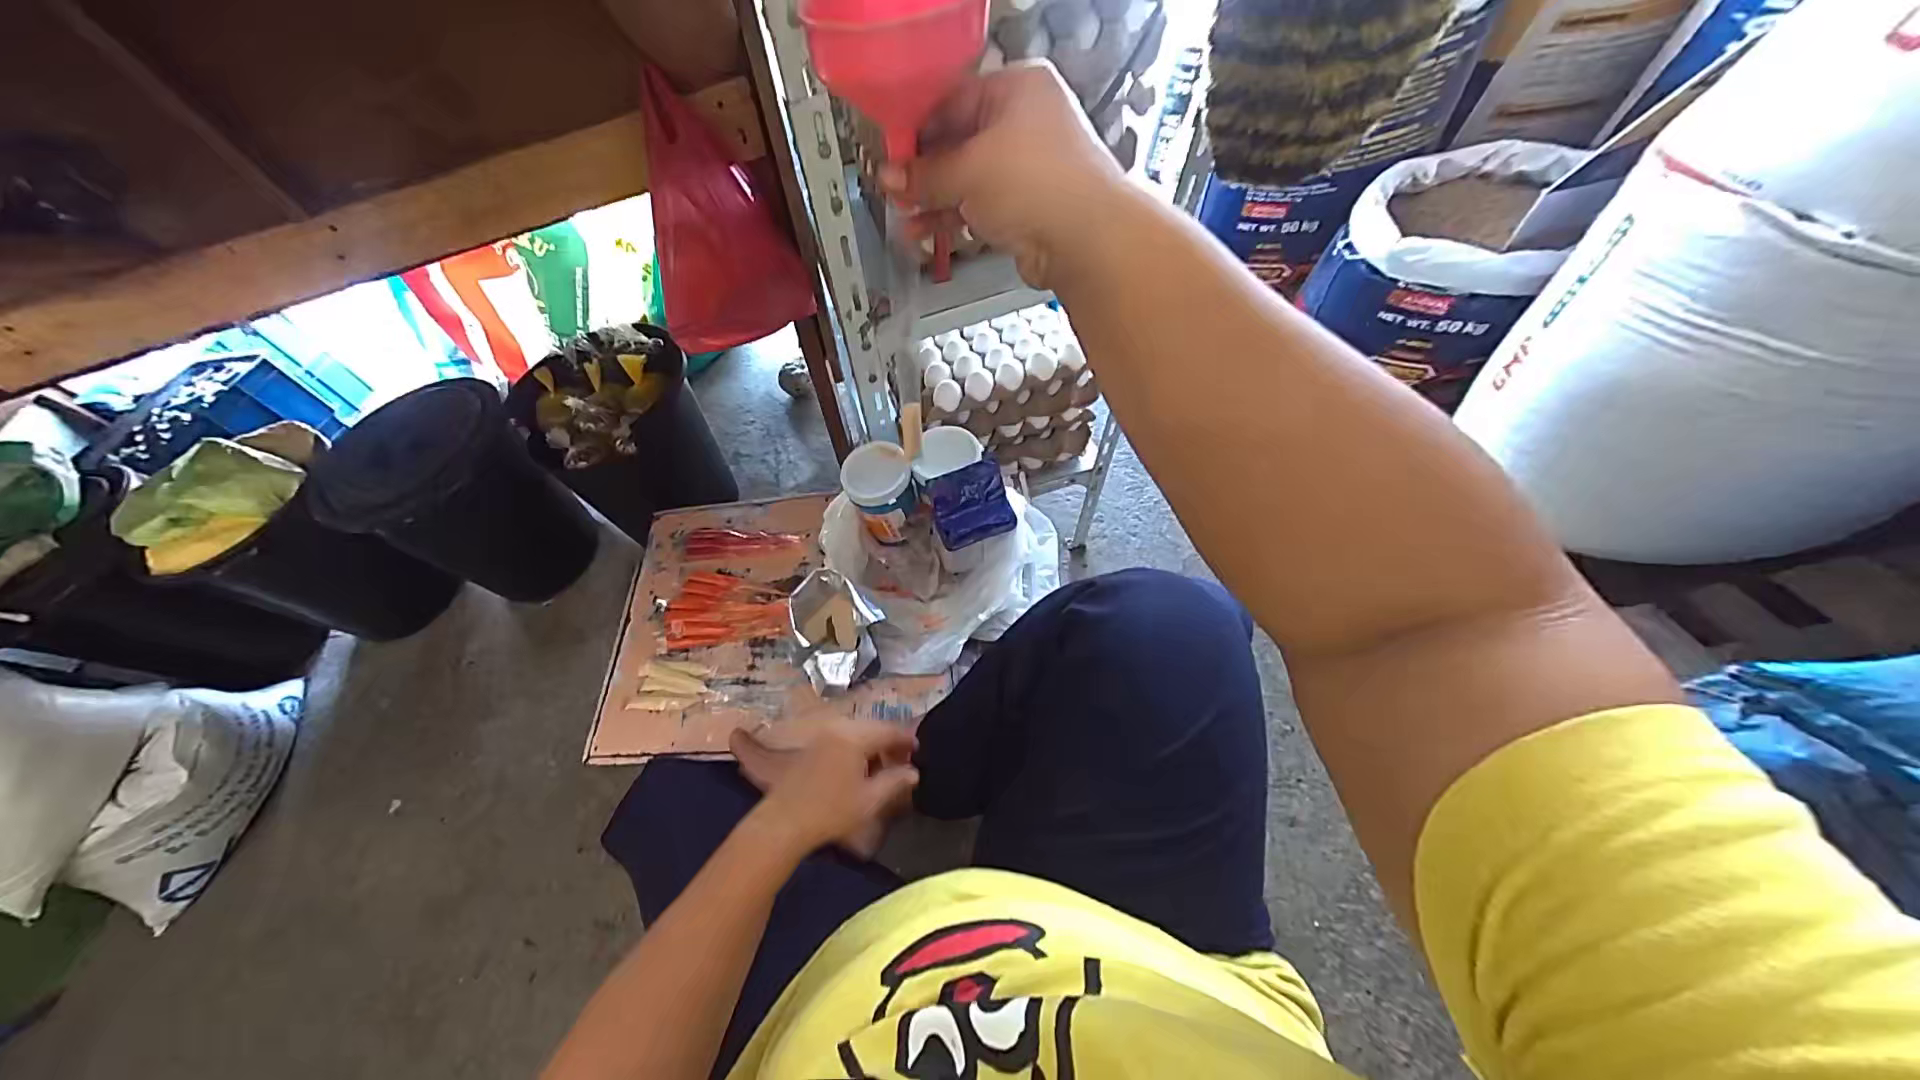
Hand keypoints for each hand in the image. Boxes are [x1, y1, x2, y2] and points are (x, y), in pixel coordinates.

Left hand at [731, 720, 918, 857]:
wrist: (783, 823)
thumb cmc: (831, 812)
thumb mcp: (870, 800)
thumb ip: (895, 782)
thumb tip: (913, 772)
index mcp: (854, 737)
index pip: (888, 730)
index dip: (906, 739)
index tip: (918, 751)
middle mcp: (837, 728)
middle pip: (871, 728)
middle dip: (888, 743)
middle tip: (901, 762)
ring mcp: (821, 736)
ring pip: (855, 734)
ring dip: (871, 747)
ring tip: (881, 768)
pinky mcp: (809, 747)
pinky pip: (840, 740)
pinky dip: (855, 749)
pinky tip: (858, 770)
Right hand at [879, 62, 1129, 288]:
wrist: (1086, 240)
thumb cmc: (1043, 184)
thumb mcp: (968, 170)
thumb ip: (924, 175)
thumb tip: (892, 176)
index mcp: (1018, 90)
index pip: (953, 101)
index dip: (917, 129)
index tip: (892, 152)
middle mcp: (1026, 125)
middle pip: (959, 144)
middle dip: (924, 172)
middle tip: (894, 188)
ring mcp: (1028, 170)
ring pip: (968, 181)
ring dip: (934, 201)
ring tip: (904, 216)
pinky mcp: (1026, 209)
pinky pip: (980, 209)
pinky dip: (954, 220)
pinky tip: (926, 232)